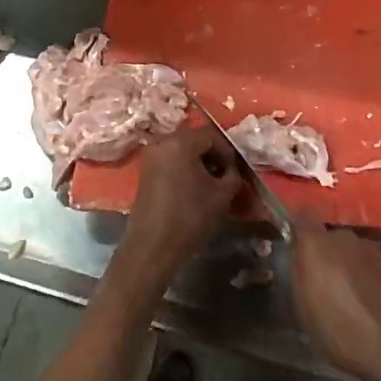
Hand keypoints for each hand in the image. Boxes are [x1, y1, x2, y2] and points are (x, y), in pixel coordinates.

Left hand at [118, 125, 242, 285]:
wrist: (153, 245)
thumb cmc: (190, 216)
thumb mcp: (221, 195)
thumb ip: (232, 176)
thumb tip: (232, 170)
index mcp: (180, 142)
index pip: (210, 135)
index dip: (227, 151)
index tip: (235, 171)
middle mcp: (161, 142)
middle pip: (194, 140)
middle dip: (212, 156)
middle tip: (225, 176)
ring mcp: (150, 157)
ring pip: (180, 151)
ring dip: (198, 163)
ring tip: (210, 185)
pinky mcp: (144, 172)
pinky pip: (169, 161)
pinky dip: (183, 169)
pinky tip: (192, 190)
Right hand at [290, 219, 380, 380]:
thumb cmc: (342, 333)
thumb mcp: (304, 310)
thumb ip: (298, 273)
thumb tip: (298, 255)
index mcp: (316, 243)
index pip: (302, 217)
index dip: (299, 230)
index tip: (295, 247)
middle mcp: (345, 238)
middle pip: (329, 237)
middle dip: (324, 254)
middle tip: (322, 282)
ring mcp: (373, 250)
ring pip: (352, 252)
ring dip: (348, 266)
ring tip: (349, 297)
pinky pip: (371, 266)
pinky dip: (368, 278)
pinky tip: (371, 304)